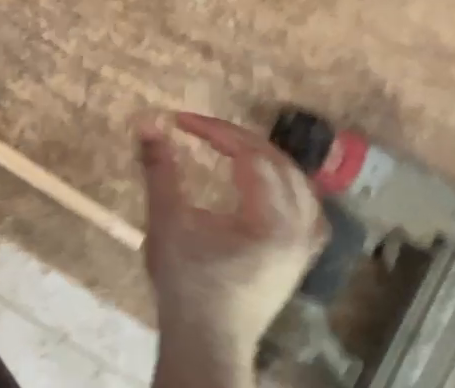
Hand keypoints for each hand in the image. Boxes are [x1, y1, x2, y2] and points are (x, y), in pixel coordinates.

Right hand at [138, 112, 325, 376]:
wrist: (207, 335)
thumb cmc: (185, 279)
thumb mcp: (166, 219)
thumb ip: (159, 169)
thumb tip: (147, 123)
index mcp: (271, 220)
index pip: (252, 157)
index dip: (216, 131)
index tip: (178, 119)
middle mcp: (298, 231)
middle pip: (281, 167)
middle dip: (238, 138)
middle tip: (198, 126)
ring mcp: (303, 248)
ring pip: (301, 188)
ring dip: (265, 159)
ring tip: (229, 146)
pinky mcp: (297, 259)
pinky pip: (307, 211)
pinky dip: (285, 186)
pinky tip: (267, 185)